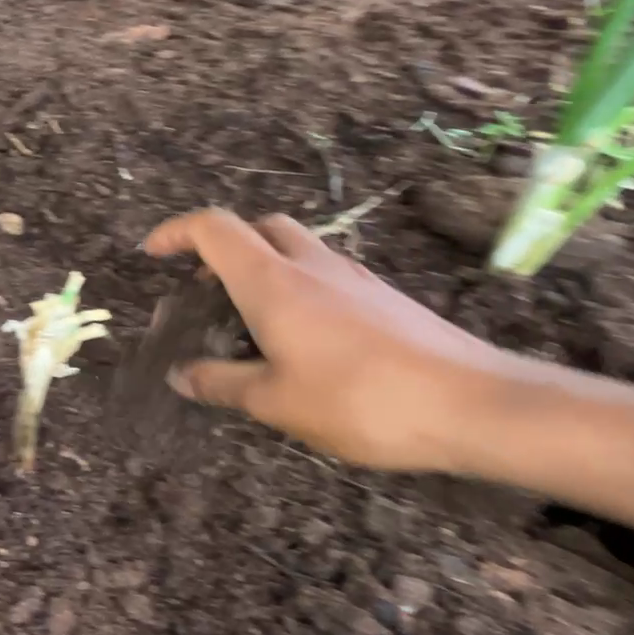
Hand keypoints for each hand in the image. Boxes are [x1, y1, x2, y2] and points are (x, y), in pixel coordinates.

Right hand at [143, 208, 518, 472]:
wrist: (481, 407)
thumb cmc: (359, 399)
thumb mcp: (272, 401)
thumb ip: (219, 383)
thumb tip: (179, 375)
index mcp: (271, 282)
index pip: (213, 229)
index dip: (175, 232)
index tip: (152, 253)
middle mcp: (311, 267)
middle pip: (259, 227)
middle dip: (223, 244)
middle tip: (203, 283)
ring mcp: (355, 280)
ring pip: (298, 247)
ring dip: (263, 265)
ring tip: (247, 316)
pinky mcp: (386, 301)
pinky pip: (328, 276)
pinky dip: (298, 288)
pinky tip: (301, 338)